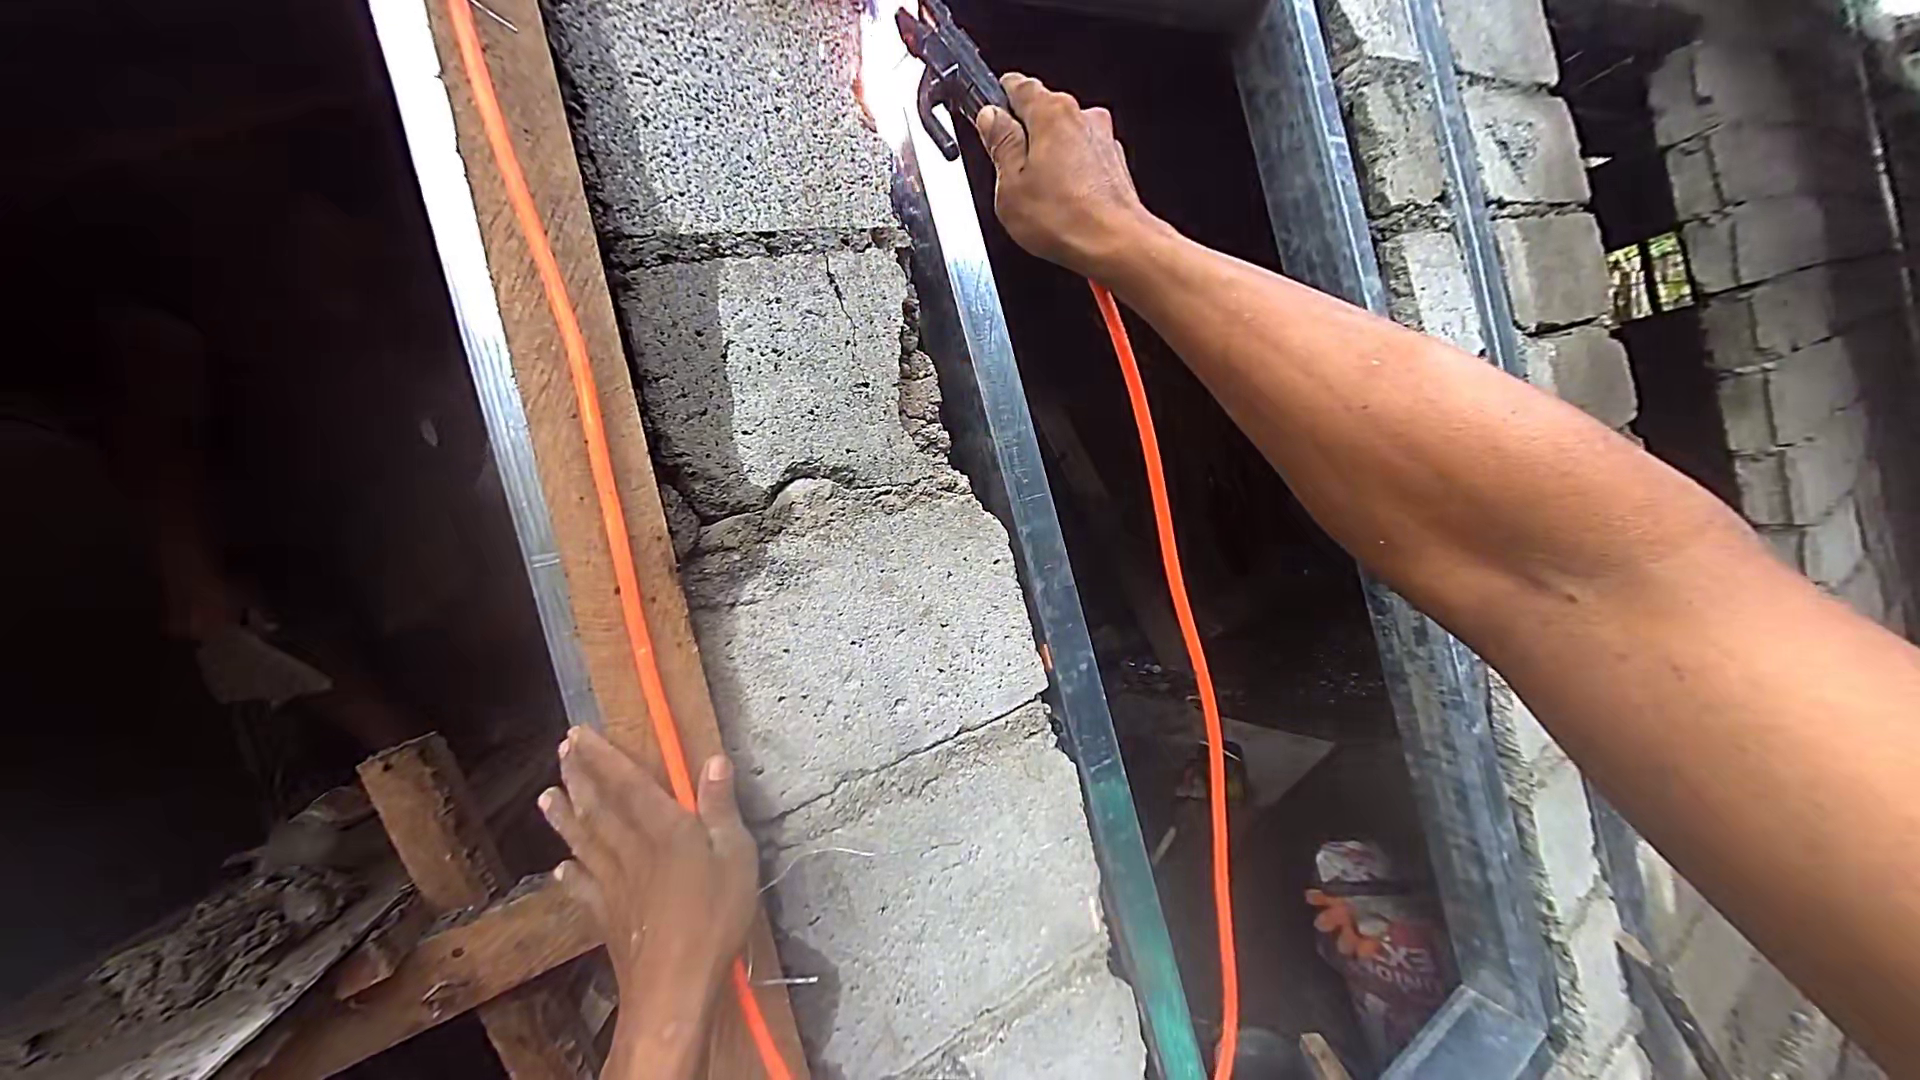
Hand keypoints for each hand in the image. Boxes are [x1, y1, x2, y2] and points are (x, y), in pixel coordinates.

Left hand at [538, 729, 757, 1001]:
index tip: (579, 734)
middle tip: (561, 752)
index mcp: (664, 830)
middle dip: (579, 777)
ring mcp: (615, 884)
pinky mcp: (608, 916)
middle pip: (599, 808)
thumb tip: (715, 759)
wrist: (674, 987)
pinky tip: (558, 869)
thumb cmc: (713, 915)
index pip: (627, 784)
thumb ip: (721, 807)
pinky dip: (569, 875)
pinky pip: (584, 888)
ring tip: (546, 795)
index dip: (603, 757)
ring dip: (564, 817)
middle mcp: (632, 849)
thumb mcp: (735, 854)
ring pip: (584, 841)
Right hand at [973, 72, 1162, 279]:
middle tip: (1009, 174)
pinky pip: (1083, 164)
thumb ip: (1000, 145)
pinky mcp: (1114, 166)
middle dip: (1024, 139)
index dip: (997, 99)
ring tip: (1038, 199)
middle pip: (1043, 116)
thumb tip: (990, 118)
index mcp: (1051, 113)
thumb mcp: (1010, 186)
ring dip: (1050, 162)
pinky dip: (1071, 178)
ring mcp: (1103, 141)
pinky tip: (1062, 206)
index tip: (989, 113)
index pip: (1017, 86)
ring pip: (1064, 142)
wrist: (1114, 245)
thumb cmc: (1066, 219)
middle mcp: (1082, 117)